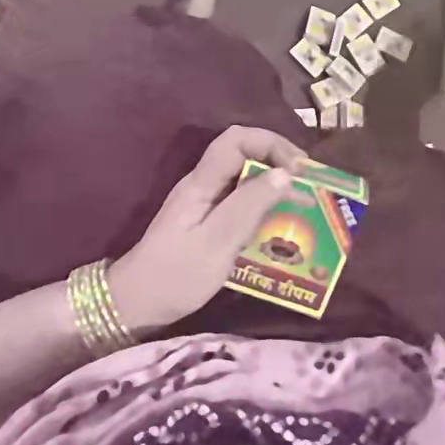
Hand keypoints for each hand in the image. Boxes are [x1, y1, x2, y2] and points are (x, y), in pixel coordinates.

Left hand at [107, 126, 308, 329]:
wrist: (134, 305)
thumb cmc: (175, 275)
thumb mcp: (217, 242)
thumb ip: (249, 205)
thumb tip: (285, 173)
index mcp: (201, 183)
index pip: (237, 140)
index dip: (271, 144)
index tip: (299, 170)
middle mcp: (203, 186)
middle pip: (243, 155)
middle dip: (279, 164)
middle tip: (310, 187)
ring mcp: (203, 205)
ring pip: (244, 180)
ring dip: (274, 187)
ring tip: (303, 206)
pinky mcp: (206, 225)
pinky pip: (240, 204)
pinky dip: (263, 208)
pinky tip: (280, 228)